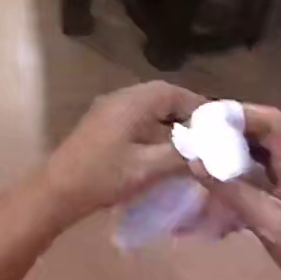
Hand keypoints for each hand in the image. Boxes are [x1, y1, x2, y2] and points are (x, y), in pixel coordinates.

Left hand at [36, 82, 204, 227]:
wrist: (59, 187)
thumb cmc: (104, 176)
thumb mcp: (148, 168)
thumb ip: (181, 156)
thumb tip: (211, 150)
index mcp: (131, 102)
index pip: (172, 92)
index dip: (198, 105)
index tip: (221, 125)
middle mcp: (119, 97)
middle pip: (160, 95)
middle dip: (186, 112)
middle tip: (210, 134)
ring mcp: (108, 108)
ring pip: (148, 105)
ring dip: (170, 118)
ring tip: (194, 142)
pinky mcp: (103, 122)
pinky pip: (136, 115)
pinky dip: (155, 125)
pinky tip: (166, 147)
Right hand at [193, 104, 280, 279]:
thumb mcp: (270, 226)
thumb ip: (232, 191)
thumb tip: (194, 161)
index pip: (272, 121)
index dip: (236, 114)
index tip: (205, 121)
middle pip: (271, 127)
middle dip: (235, 126)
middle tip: (202, 133)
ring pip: (274, 142)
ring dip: (243, 142)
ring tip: (211, 148)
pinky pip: (278, 159)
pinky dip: (253, 158)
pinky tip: (233, 171)